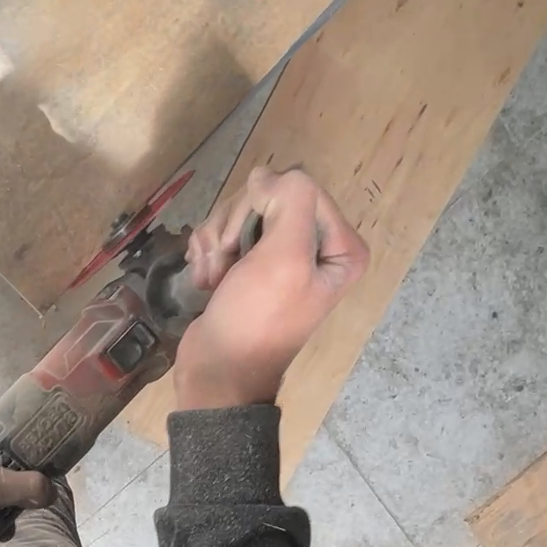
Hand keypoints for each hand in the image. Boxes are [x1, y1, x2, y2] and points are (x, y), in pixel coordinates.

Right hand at [173, 166, 369, 408]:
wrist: (218, 371)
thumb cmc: (256, 320)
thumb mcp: (284, 258)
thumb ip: (290, 201)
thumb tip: (264, 176)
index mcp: (341, 247)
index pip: (299, 189)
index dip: (263, 207)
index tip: (240, 244)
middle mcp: (314, 247)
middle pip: (267, 198)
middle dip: (234, 228)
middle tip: (225, 262)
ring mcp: (278, 257)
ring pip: (239, 214)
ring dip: (216, 242)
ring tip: (213, 277)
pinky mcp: (246, 267)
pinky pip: (223, 234)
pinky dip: (208, 253)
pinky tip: (206, 279)